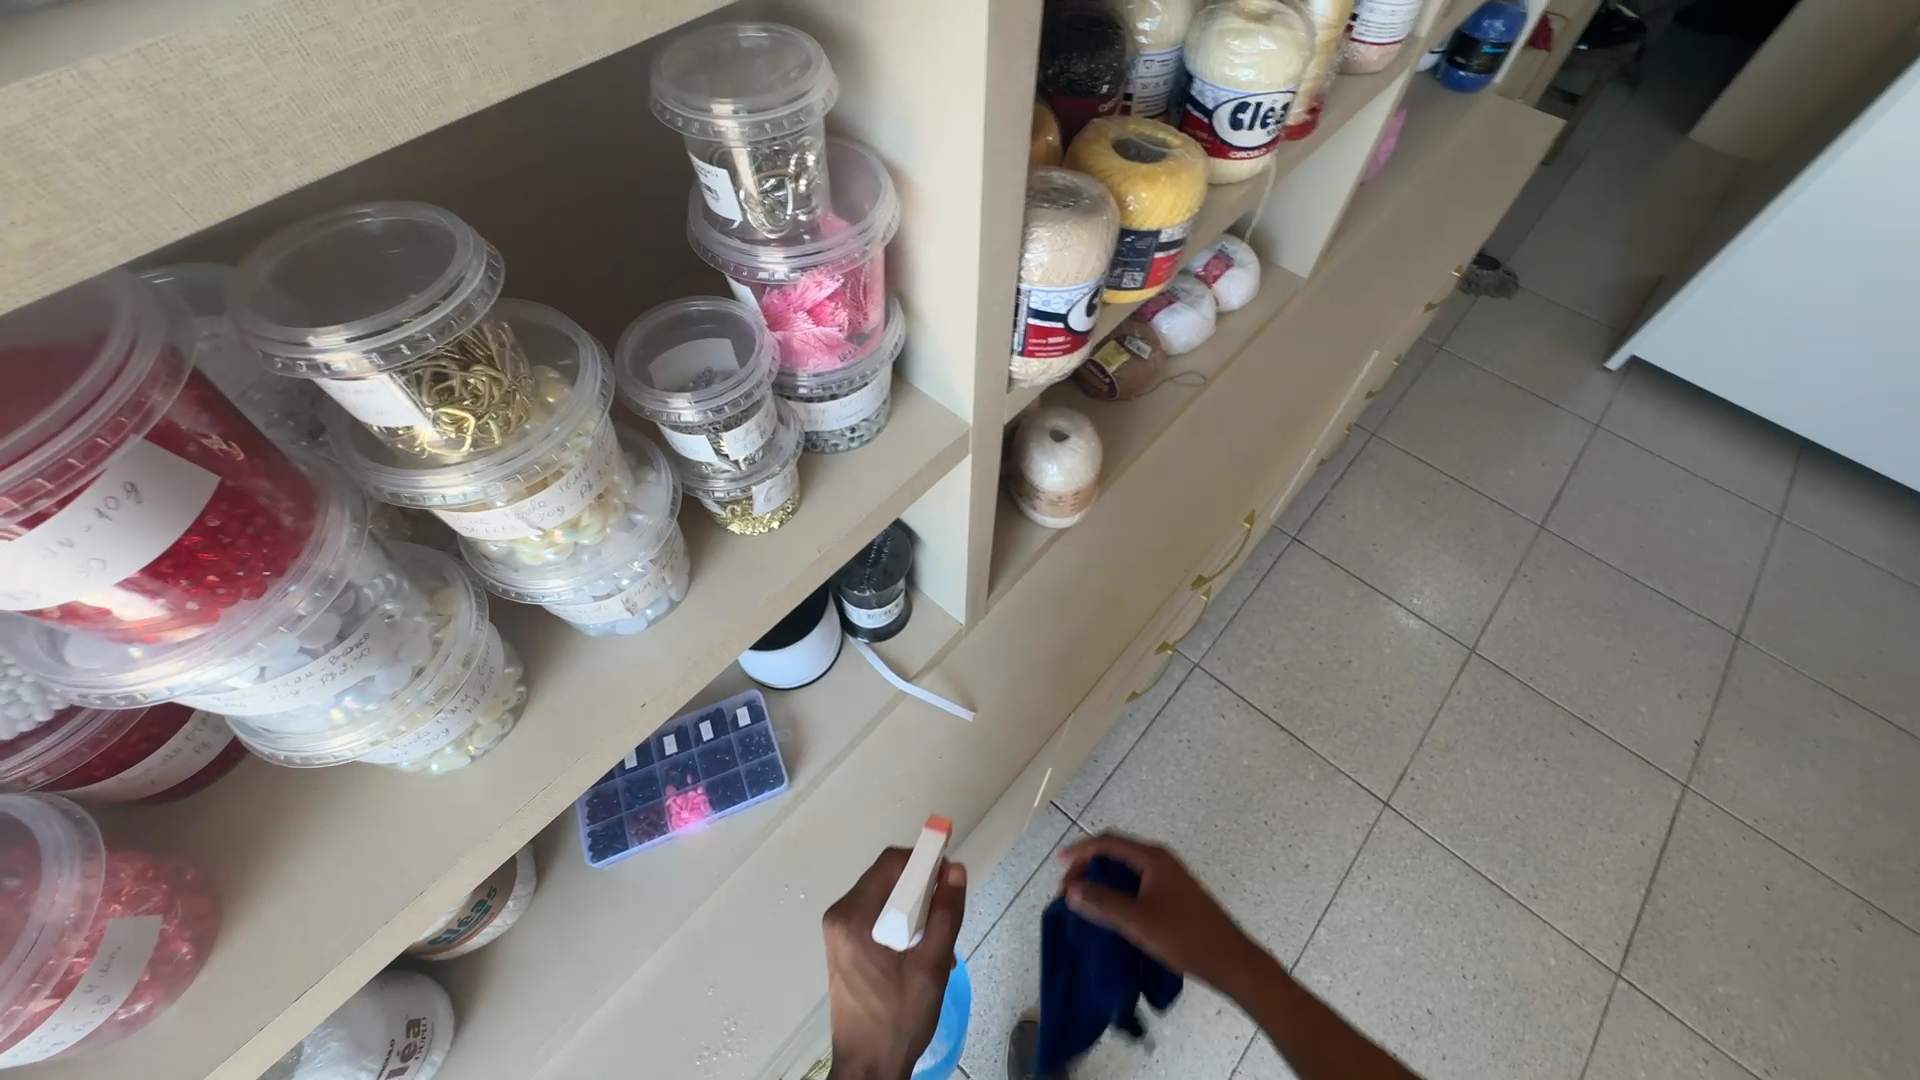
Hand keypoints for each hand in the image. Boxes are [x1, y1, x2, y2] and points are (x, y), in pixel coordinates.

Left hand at [822, 848, 966, 1079]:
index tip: (949, 878)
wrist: (868, 1067)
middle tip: (945, 919)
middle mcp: (840, 915)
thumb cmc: (898, 1019)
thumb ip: (945, 914)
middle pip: (888, 878)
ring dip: (915, 911)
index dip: (924, 861)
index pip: (892, 863)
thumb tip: (955, 870)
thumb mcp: (931, 967)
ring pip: (886, 896)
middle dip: (922, 892)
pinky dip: (902, 924)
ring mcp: (839, 930)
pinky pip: (878, 915)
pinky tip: (919, 954)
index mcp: (853, 916)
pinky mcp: (844, 944)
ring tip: (936, 945)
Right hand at [1058, 832, 1263, 989]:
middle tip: (1069, 889)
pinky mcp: (1175, 895)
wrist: (1232, 961)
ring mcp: (1169, 877)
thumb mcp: (1137, 920)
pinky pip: (1137, 883)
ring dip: (1103, 881)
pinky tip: (1111, 911)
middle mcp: (1160, 860)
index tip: (1059, 863)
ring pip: (1127, 870)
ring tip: (1084, 900)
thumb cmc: (1184, 936)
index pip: (1108, 842)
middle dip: (1089, 867)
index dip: (1081, 850)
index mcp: (1152, 858)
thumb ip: (1103, 902)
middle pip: (1116, 853)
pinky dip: (1118, 891)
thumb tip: (1072, 889)